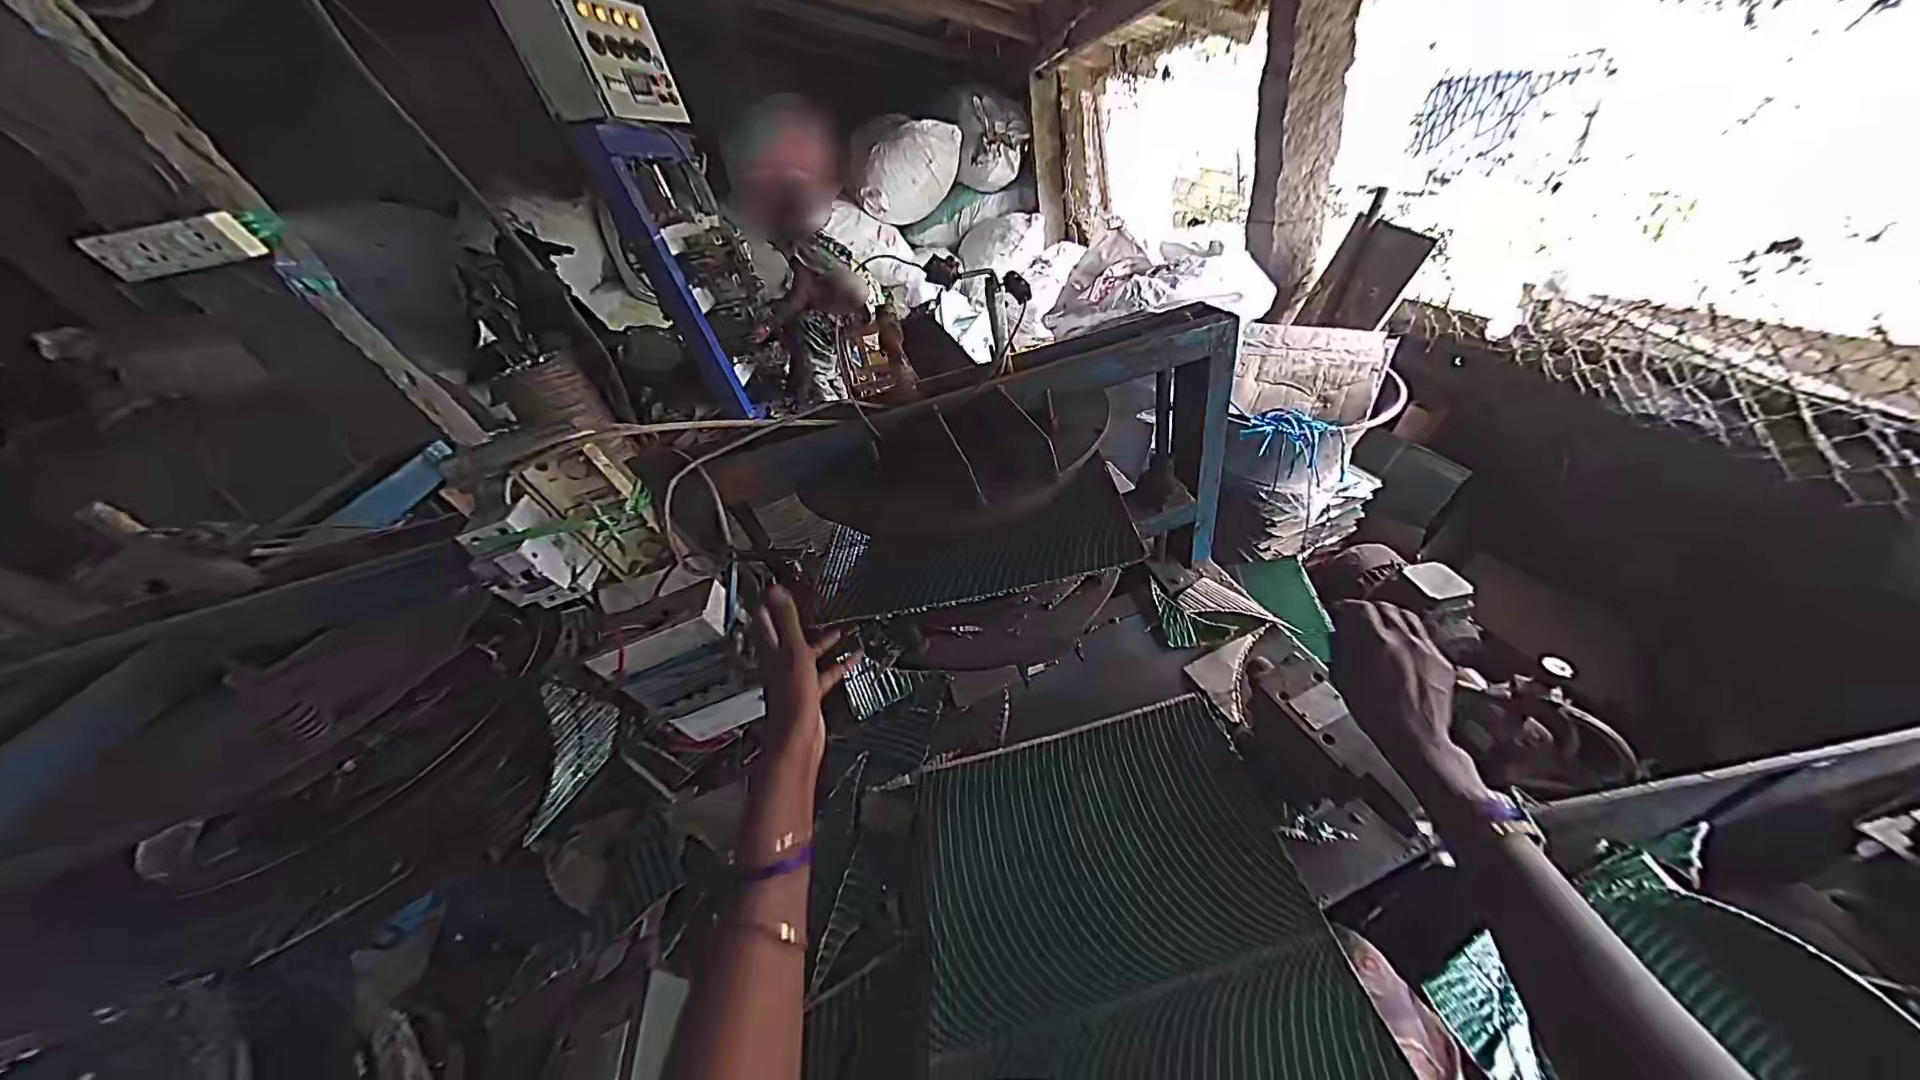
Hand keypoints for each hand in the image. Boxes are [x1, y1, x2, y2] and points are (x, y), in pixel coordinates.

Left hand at [750, 585, 859, 766]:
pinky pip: (826, 673)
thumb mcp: (794, 652)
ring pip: (809, 653)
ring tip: (839, 630)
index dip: (773, 603)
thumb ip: (787, 621)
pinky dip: (839, 665)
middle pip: (788, 636)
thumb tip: (776, 591)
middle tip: (810, 605)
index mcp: (773, 651)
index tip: (779, 589)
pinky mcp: (811, 693)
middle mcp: (781, 663)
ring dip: (824, 642)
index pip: (767, 620)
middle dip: (800, 621)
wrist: (798, 739)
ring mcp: (796, 678)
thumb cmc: (792, 700)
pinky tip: (852, 660)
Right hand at [1332, 600, 1492, 810]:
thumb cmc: (1378, 715)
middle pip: (1383, 607)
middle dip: (1367, 610)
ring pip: (1406, 616)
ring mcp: (1425, 648)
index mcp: (1374, 640)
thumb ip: (1341, 651)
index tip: (1337, 615)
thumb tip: (1338, 637)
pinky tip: (1400, 649)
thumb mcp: (1345, 679)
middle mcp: (1403, 638)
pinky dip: (1408, 635)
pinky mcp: (1441, 660)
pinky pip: (1423, 636)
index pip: (1357, 607)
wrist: (1416, 739)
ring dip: (1389, 618)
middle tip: (1355, 619)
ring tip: (1379, 629)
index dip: (1343, 609)